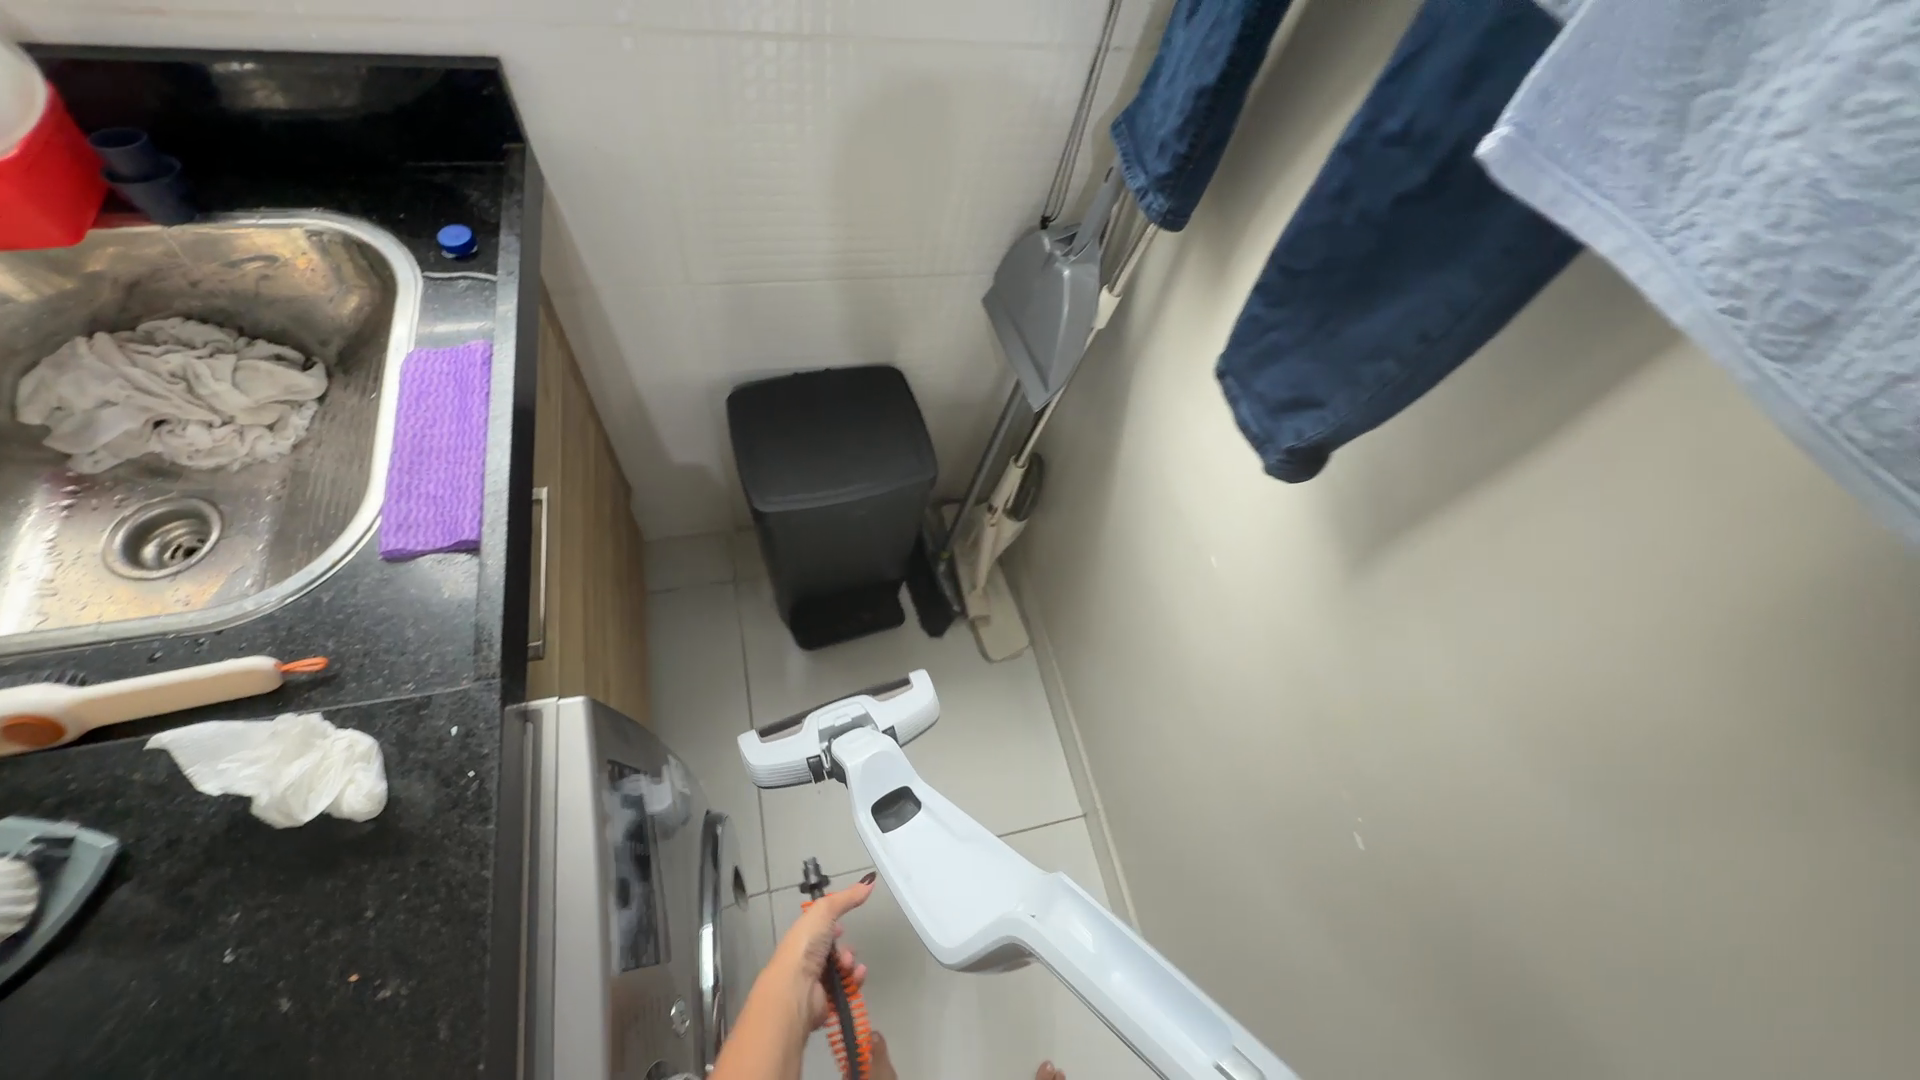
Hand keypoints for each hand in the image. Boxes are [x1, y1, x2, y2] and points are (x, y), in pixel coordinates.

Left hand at [763, 874, 875, 1031]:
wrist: (796, 989)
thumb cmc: (806, 946)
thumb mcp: (824, 911)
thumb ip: (847, 898)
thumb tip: (870, 880)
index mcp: (802, 939)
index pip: (818, 932)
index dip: (831, 927)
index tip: (842, 926)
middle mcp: (807, 960)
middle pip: (833, 952)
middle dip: (846, 949)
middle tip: (846, 951)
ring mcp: (816, 982)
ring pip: (842, 970)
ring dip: (850, 963)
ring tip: (847, 964)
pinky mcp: (827, 1001)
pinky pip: (847, 988)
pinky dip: (855, 980)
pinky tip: (857, 975)